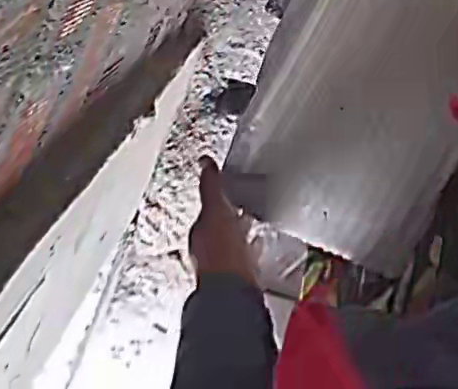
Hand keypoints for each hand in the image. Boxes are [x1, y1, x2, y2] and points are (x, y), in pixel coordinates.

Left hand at [188, 158, 255, 281]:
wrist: (233, 295)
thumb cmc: (222, 252)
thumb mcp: (216, 211)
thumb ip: (211, 187)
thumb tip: (204, 161)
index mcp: (199, 232)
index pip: (208, 209)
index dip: (219, 198)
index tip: (230, 188)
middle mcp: (206, 250)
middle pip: (219, 226)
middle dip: (230, 215)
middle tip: (243, 203)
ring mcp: (221, 266)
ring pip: (231, 241)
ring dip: (240, 231)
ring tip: (254, 221)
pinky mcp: (237, 278)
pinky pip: (244, 256)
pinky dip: (250, 248)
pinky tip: (258, 245)